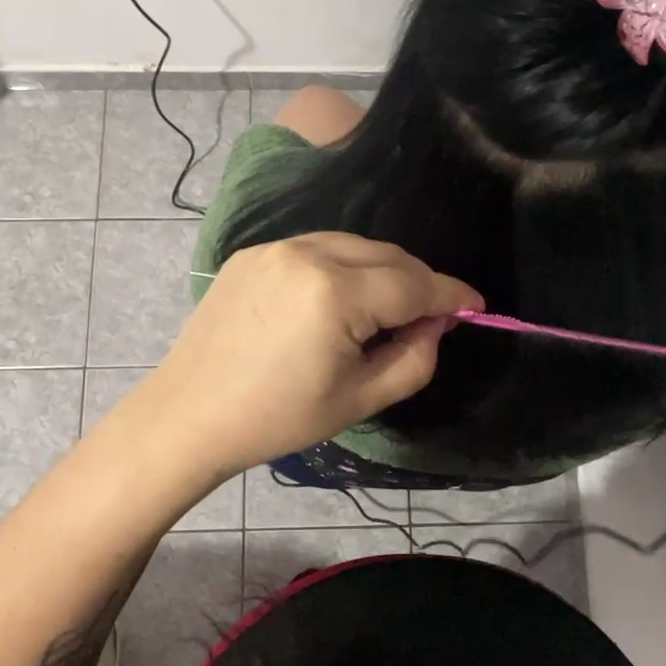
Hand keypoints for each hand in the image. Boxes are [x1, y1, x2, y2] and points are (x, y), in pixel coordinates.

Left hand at [120, 233, 480, 486]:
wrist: (189, 415)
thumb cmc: (277, 419)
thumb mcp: (359, 400)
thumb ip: (414, 358)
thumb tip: (437, 324)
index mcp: (335, 293)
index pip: (414, 284)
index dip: (452, 295)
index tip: (476, 307)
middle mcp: (307, 254)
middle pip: (387, 256)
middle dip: (418, 282)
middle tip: (431, 318)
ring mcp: (275, 248)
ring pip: (352, 246)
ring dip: (381, 271)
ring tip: (387, 310)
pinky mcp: (251, 254)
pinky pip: (315, 250)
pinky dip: (341, 267)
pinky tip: (340, 300)